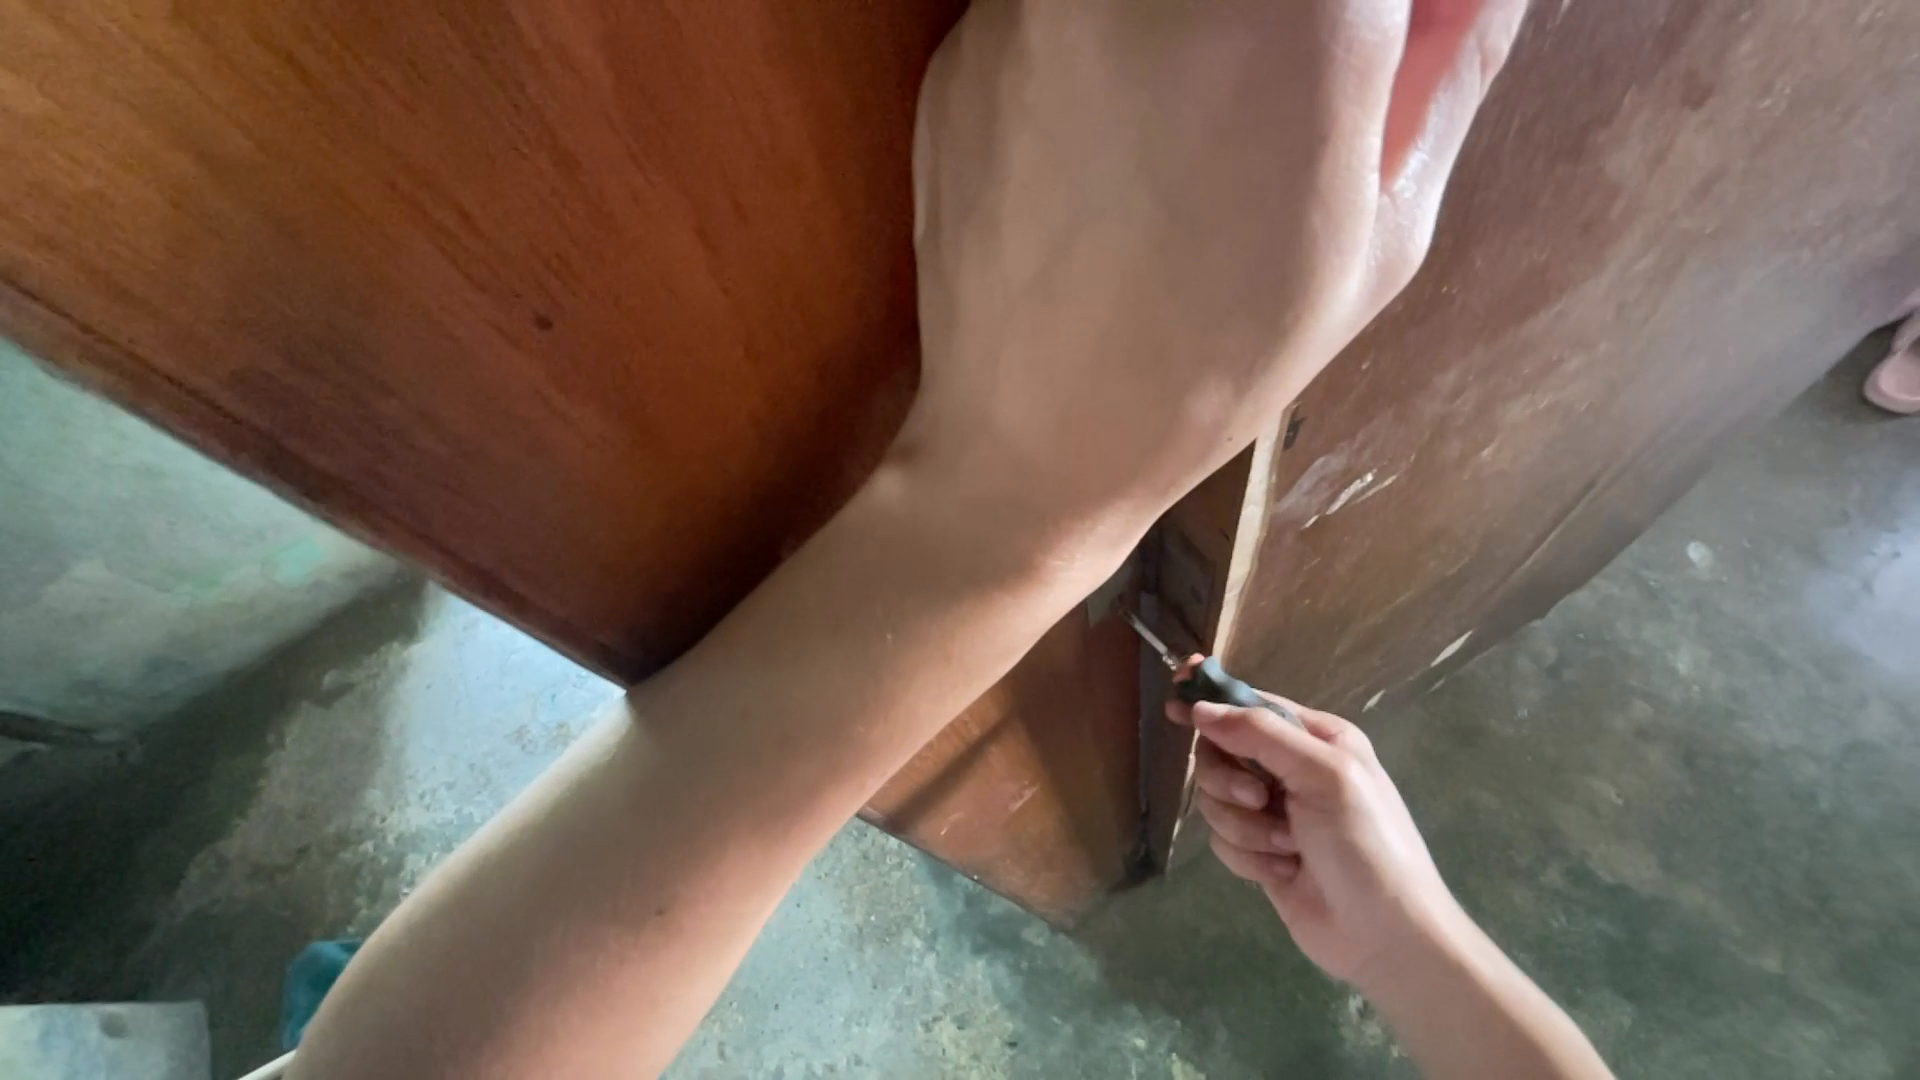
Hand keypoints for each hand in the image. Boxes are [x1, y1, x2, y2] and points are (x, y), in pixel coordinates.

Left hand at [900, 0, 1523, 544]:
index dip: (1372, 20)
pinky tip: (1093, 155)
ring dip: (1181, 38)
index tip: (1368, 61)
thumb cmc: (1215, 370)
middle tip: (1278, 101)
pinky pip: (1058, 7)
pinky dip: (1097, 50)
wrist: (1031, 444)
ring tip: (1180, 135)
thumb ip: (1445, 67)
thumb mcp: (1379, 241)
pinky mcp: (962, 49)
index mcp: (1293, 4)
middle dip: (1284, 30)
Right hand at [1170, 690, 1467, 991]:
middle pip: (1219, 752)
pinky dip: (1248, 855)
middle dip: (1229, 781)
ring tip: (1286, 847)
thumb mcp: (1324, 775)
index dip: (1210, 702)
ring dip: (1244, 826)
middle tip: (1258, 801)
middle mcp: (1290, 767)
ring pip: (1214, 798)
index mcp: (1315, 737)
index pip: (1249, 703)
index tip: (1173, 704)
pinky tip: (1282, 871)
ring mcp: (1272, 811)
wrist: (1386, 938)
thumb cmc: (1367, 844)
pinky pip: (1220, 837)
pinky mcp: (1258, 849)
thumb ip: (1259, 734)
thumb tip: (1198, 708)